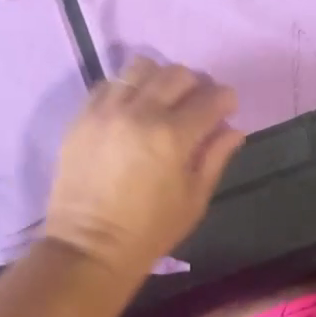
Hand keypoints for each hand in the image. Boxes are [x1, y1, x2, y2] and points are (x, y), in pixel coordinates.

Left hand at [41, 58, 244, 276]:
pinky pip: (109, 83)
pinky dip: (127, 88)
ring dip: (160, 78)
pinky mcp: (82, 115)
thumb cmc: (148, 231)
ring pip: (142, 67)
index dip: (225, 99)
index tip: (227, 108)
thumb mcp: (194, 200)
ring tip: (162, 99)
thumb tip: (233, 129)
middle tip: (197, 103)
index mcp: (173, 136)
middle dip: (196, 84)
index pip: (211, 98)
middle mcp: (141, 113)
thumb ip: (215, 157)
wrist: (87, 249)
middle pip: (178, 74)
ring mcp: (107, 110)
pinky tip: (132, 107)